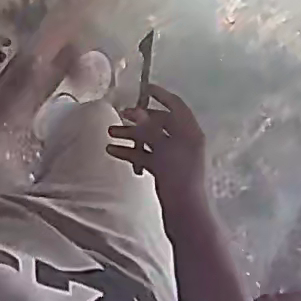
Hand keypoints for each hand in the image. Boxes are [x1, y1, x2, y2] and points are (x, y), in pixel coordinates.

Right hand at [107, 84, 208, 204]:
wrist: (185, 213)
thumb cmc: (179, 178)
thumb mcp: (164, 151)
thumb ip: (150, 130)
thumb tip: (137, 112)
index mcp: (190, 131)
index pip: (175, 105)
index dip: (160, 95)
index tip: (142, 87)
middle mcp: (183, 140)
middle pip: (160, 122)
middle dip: (139, 118)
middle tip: (120, 114)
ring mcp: (173, 156)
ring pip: (150, 139)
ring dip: (131, 135)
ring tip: (110, 133)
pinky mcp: (164, 170)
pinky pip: (146, 155)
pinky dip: (131, 152)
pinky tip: (113, 151)